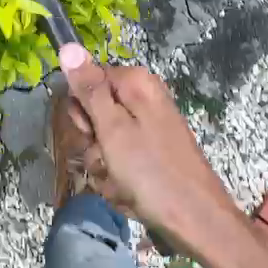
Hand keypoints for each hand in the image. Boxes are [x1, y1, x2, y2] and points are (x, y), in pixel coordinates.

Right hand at [57, 43, 232, 239]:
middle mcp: (143, 96)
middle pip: (94, 110)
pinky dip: (119, 176)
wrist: (199, 222)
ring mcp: (150, 124)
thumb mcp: (112, 129)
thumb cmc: (152, 173)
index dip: (81, 111)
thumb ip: (89, 89)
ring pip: (104, 139)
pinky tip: (130, 193)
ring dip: (104, 165)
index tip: (91, 135)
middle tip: (107, 161)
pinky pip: (121, 157)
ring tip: (120, 183)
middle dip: (93, 142)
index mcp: (135, 82)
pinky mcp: (154, 150)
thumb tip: (67, 45)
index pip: (85, 82)